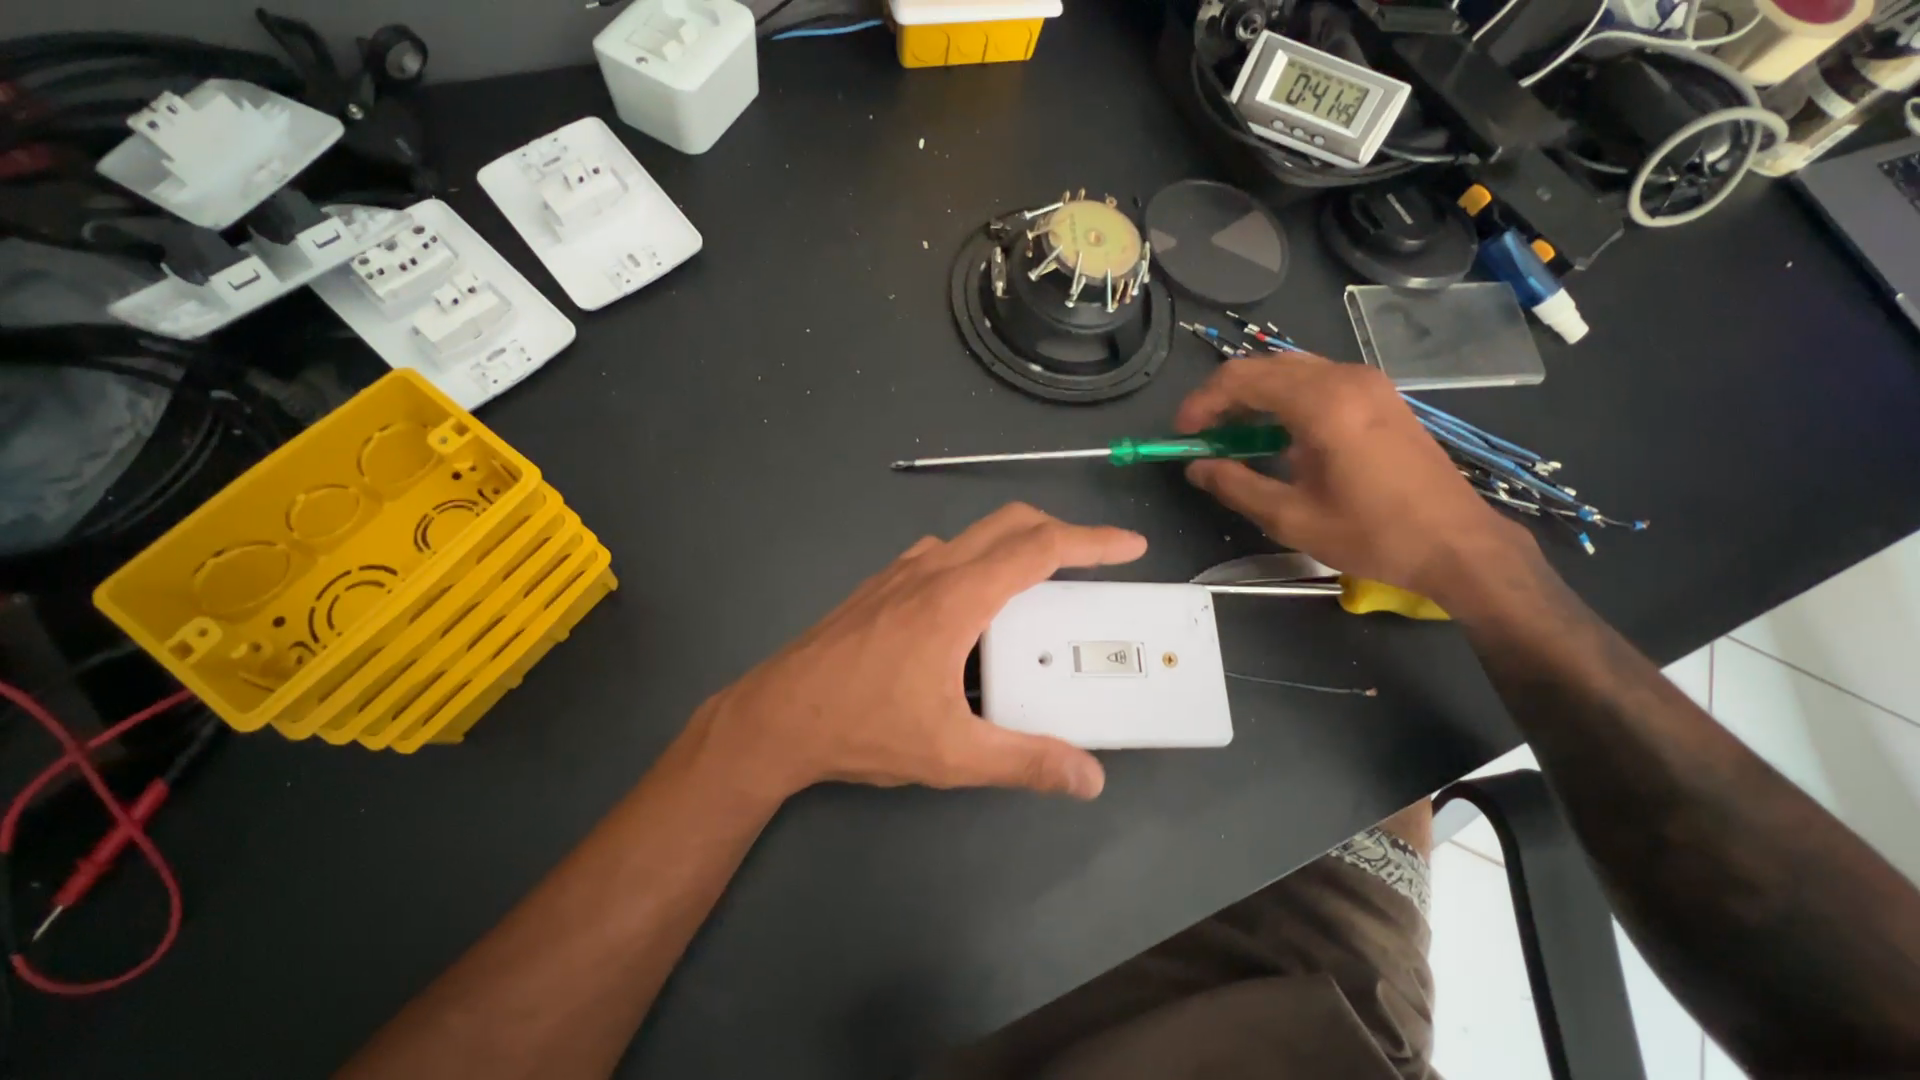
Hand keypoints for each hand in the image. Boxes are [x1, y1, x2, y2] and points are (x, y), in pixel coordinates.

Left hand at [688, 504, 1146, 802]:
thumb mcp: (951, 754)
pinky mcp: (877, 587)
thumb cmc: (862, 728)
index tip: (1131, 546)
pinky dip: (976, 562)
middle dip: (1061, 532)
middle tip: (1094, 563)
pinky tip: (971, 612)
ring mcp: (897, 573)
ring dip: (1015, 546)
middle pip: (1009, 524)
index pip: (1039, 548)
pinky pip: (942, 555)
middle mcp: (929, 570)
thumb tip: (1089, 778)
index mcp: (956, 598)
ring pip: (972, 536)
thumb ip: (1025, 761)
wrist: (774, 718)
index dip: (1092, 541)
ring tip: (1038, 588)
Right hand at [1175, 353, 1533, 602]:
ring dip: (1256, 396)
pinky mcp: (1383, 397)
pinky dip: (1287, 399)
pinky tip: (1279, 435)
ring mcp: (1369, 383)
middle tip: (1203, 435)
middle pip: (1265, 366)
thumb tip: (1196, 468)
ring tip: (1234, 436)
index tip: (1182, 433)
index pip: (1241, 379)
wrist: (1458, 544)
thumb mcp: (1292, 517)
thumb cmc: (1373, 534)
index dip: (1202, 402)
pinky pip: (1320, 380)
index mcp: (1322, 403)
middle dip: (1225, 396)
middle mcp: (1345, 378)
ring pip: (1293, 370)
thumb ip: (1235, 486)